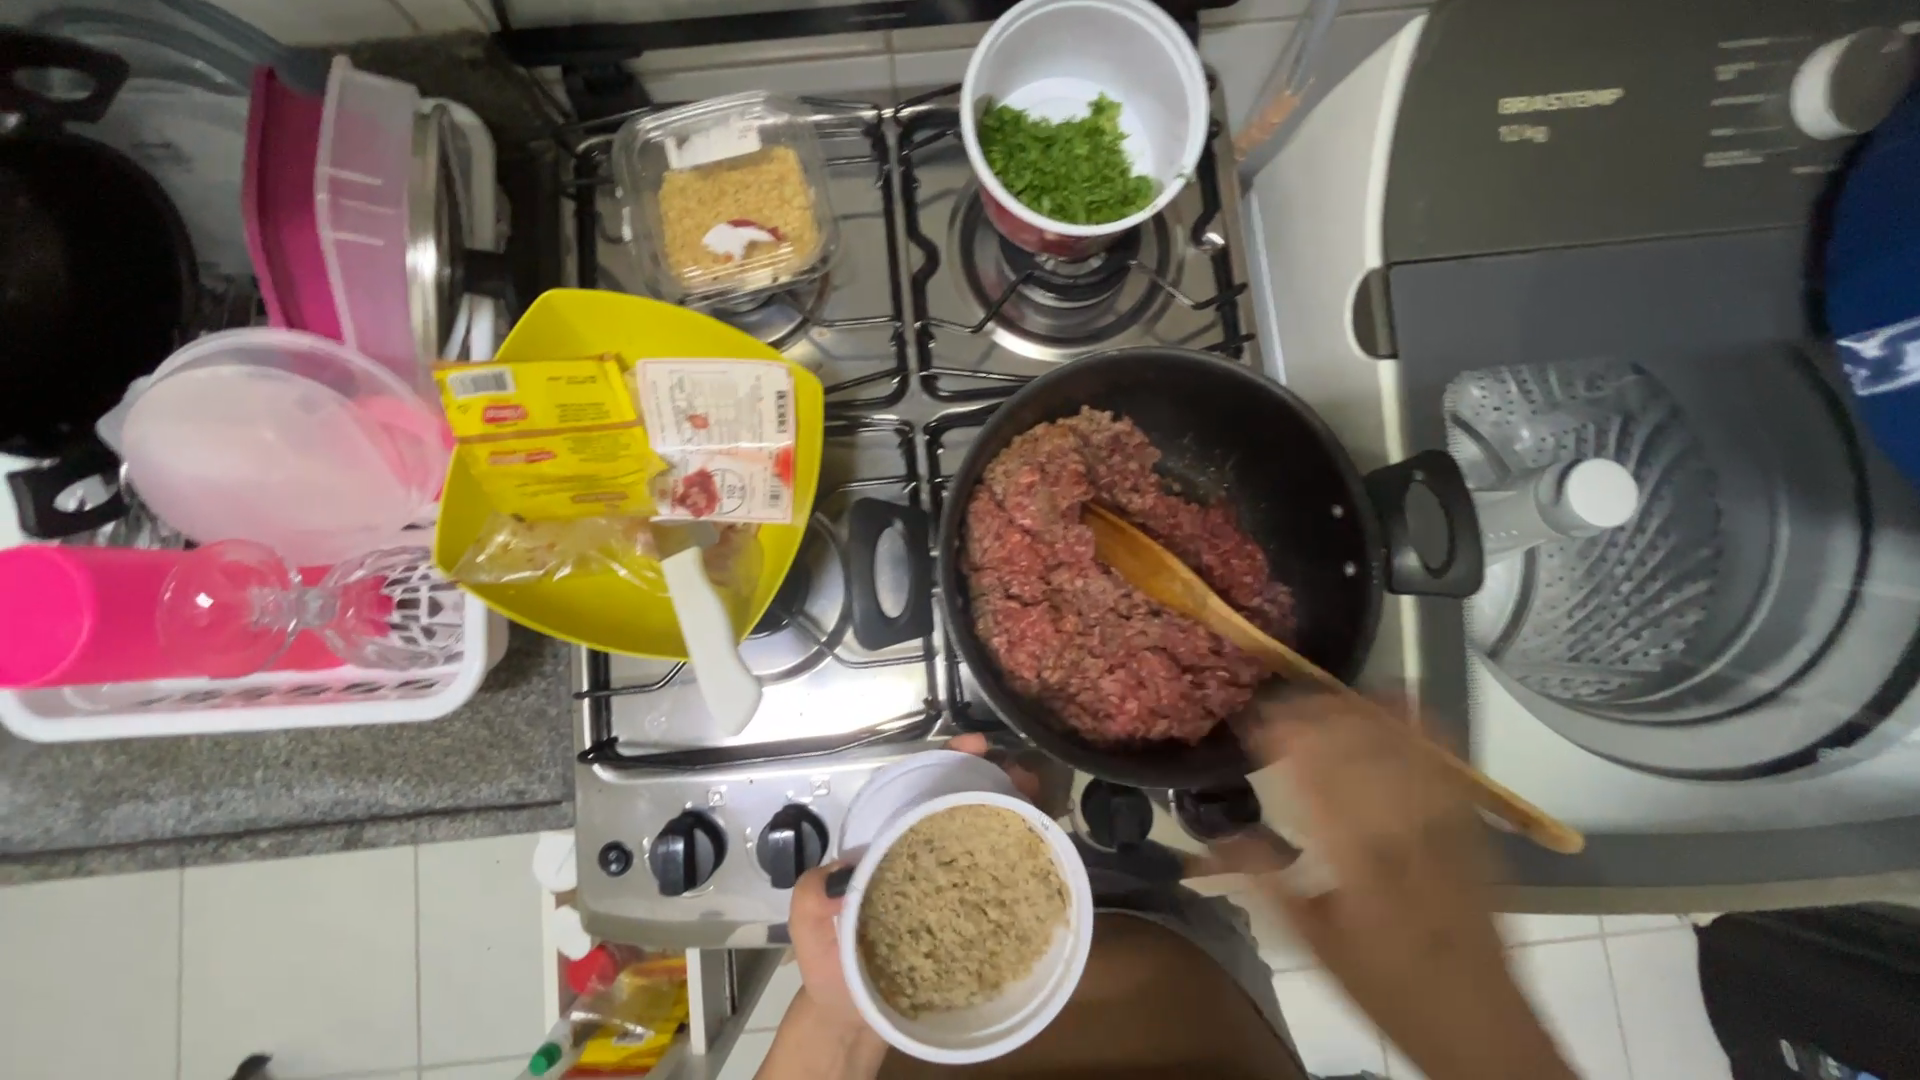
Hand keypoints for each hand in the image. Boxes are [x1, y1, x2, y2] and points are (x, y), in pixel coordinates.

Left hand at [782, 734, 1036, 1035]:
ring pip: (986, 831)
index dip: (949, 760)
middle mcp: (923, 853)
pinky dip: (1020, 854)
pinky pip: (1000, 877)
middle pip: (961, 801)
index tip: (976, 746)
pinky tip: (1039, 846)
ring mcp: (952, 883)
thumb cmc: (833, 969)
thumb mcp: (811, 928)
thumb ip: (813, 897)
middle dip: (994, 777)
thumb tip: (843, 871)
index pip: (919, 787)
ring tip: (1035, 799)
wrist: (858, 1021)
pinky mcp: (975, 915)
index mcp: (887, 842)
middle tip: (1022, 776)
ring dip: (1013, 807)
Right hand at [1217, 692, 1574, 1079]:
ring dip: (1363, 716)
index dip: (1287, 745)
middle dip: (1319, 719)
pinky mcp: (1476, 832)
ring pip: (1406, 755)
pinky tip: (1397, 701)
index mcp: (1362, 873)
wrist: (1484, 1027)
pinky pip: (1449, 767)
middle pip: (1365, 758)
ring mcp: (1449, 833)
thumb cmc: (1388, 989)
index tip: (1257, 723)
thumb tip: (1209, 840)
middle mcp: (1408, 844)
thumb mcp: (1313, 945)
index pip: (1319, 788)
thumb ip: (1266, 884)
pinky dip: (1422, 727)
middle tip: (1282, 705)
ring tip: (1324, 697)